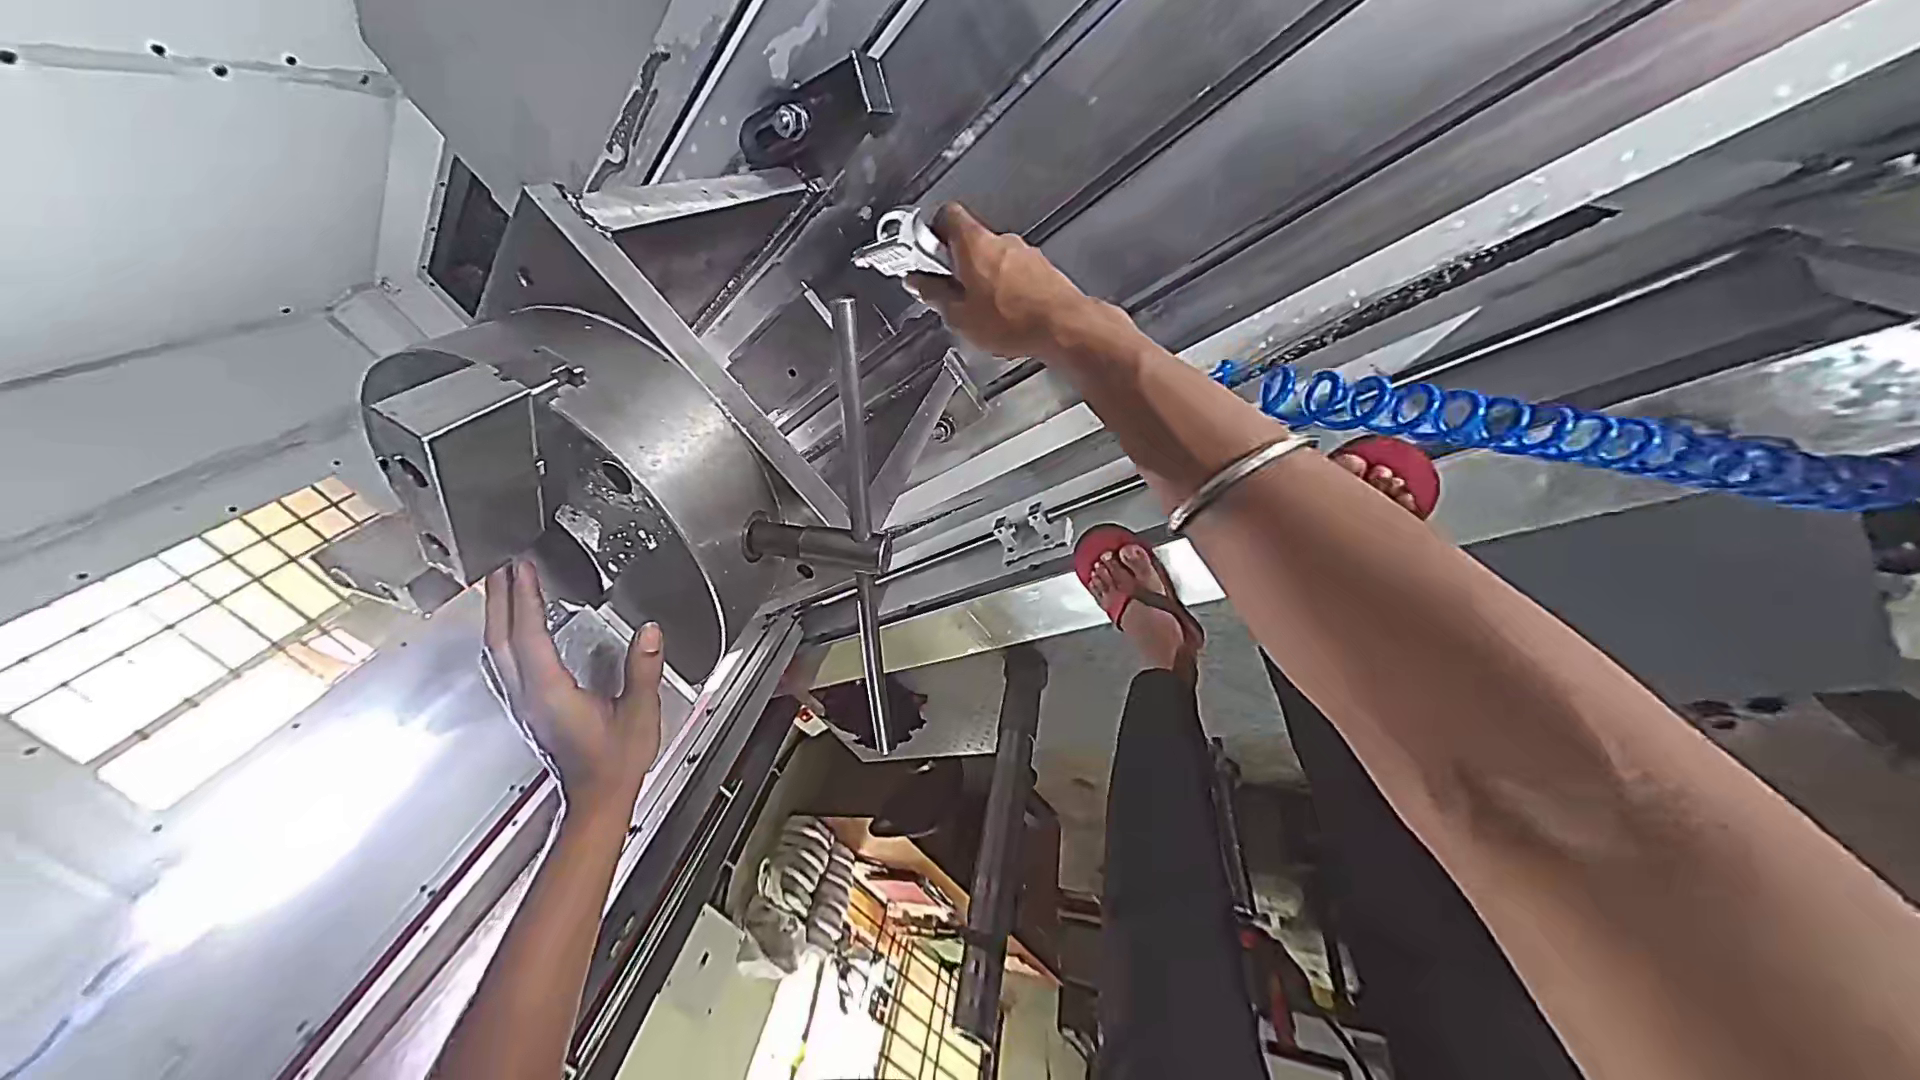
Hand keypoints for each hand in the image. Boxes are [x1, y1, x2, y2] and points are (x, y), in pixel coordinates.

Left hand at [482, 560, 665, 817]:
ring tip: (502, 591)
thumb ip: (643, 669)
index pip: (528, 636)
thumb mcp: (639, 713)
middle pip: (499, 640)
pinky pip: (504, 665)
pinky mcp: (527, 710)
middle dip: (499, 599)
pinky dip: (504, 638)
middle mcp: (528, 698)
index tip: (522, 569)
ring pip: (496, 653)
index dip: (525, 599)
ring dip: (496, 617)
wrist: (597, 798)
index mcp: (550, 694)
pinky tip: (512, 634)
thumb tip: (649, 632)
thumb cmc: (614, 762)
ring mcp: (523, 705)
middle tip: (501, 567)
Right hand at [909, 203, 1119, 360]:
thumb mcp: (959, 315)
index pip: (945, 216)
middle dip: (955, 265)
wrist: (1062, 327)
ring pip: (992, 259)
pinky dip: (1003, 289)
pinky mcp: (1040, 270)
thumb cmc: (1014, 319)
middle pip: (968, 241)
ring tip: (978, 311)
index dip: (930, 232)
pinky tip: (1002, 315)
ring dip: (981, 279)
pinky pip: (1013, 274)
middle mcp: (1000, 240)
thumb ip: (933, 294)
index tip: (922, 255)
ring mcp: (1024, 254)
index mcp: (973, 243)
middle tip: (947, 292)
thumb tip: (918, 283)